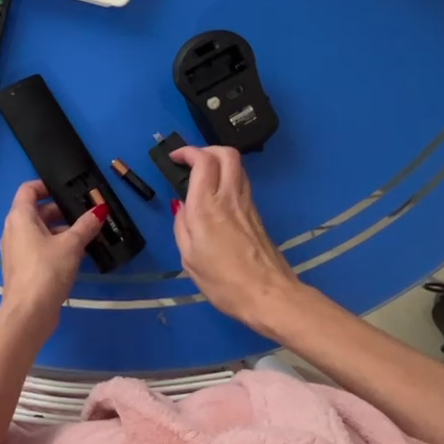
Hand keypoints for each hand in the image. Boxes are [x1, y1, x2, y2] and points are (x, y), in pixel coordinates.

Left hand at [0, 180, 104, 326]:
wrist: (28, 313)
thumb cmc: (46, 271)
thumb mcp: (71, 245)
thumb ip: (85, 225)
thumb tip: (100, 210)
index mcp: (20, 217)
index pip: (28, 189)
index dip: (46, 185)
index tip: (67, 189)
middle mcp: (14, 230)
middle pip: (37, 211)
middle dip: (61, 211)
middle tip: (86, 213)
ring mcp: (17, 250)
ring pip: (40, 231)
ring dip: (62, 231)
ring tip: (88, 234)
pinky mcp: (24, 268)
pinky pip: (40, 248)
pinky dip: (57, 246)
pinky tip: (78, 255)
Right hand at [170, 146, 304, 335]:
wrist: (268, 295)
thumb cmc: (223, 282)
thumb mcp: (189, 258)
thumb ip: (182, 227)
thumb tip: (182, 208)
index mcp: (206, 207)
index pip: (203, 161)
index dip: (188, 151)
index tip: (175, 158)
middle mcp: (229, 198)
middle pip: (227, 154)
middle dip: (207, 149)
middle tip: (192, 161)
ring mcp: (247, 204)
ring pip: (238, 167)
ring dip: (220, 163)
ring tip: (205, 177)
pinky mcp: (257, 215)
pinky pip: (242, 184)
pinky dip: (228, 180)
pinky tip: (218, 197)